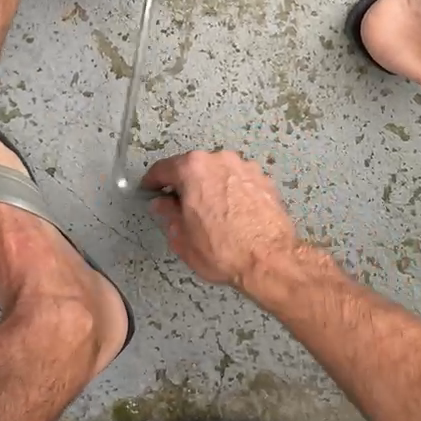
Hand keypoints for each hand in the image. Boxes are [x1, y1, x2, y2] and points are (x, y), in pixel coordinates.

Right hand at [143, 151, 301, 292]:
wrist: (270, 260)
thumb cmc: (224, 250)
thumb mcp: (182, 238)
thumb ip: (167, 215)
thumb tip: (162, 204)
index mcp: (192, 169)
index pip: (163, 169)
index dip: (153, 182)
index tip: (150, 189)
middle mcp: (218, 159)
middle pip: (192, 167)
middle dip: (184, 184)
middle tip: (179, 206)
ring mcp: (243, 166)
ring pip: (217, 172)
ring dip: (209, 186)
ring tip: (210, 213)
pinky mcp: (262, 178)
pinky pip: (237, 180)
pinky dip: (231, 191)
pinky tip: (232, 213)